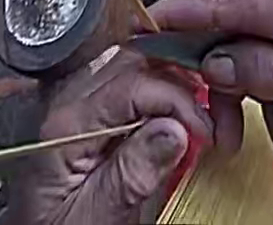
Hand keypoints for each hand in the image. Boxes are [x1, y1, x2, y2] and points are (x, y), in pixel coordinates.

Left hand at [10, 47, 211, 224]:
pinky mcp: (82, 112)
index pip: (128, 84)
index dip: (174, 99)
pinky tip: (167, 114)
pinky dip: (150, 91)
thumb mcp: (96, 218)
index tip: (205, 127)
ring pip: (125, 65)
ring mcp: (73, 101)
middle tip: (206, 117)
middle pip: (128, 63)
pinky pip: (119, 82)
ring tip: (193, 114)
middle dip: (173, 83)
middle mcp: (67, 100)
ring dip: (163, 82)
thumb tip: (174, 127)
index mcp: (66, 122)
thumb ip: (131, 174)